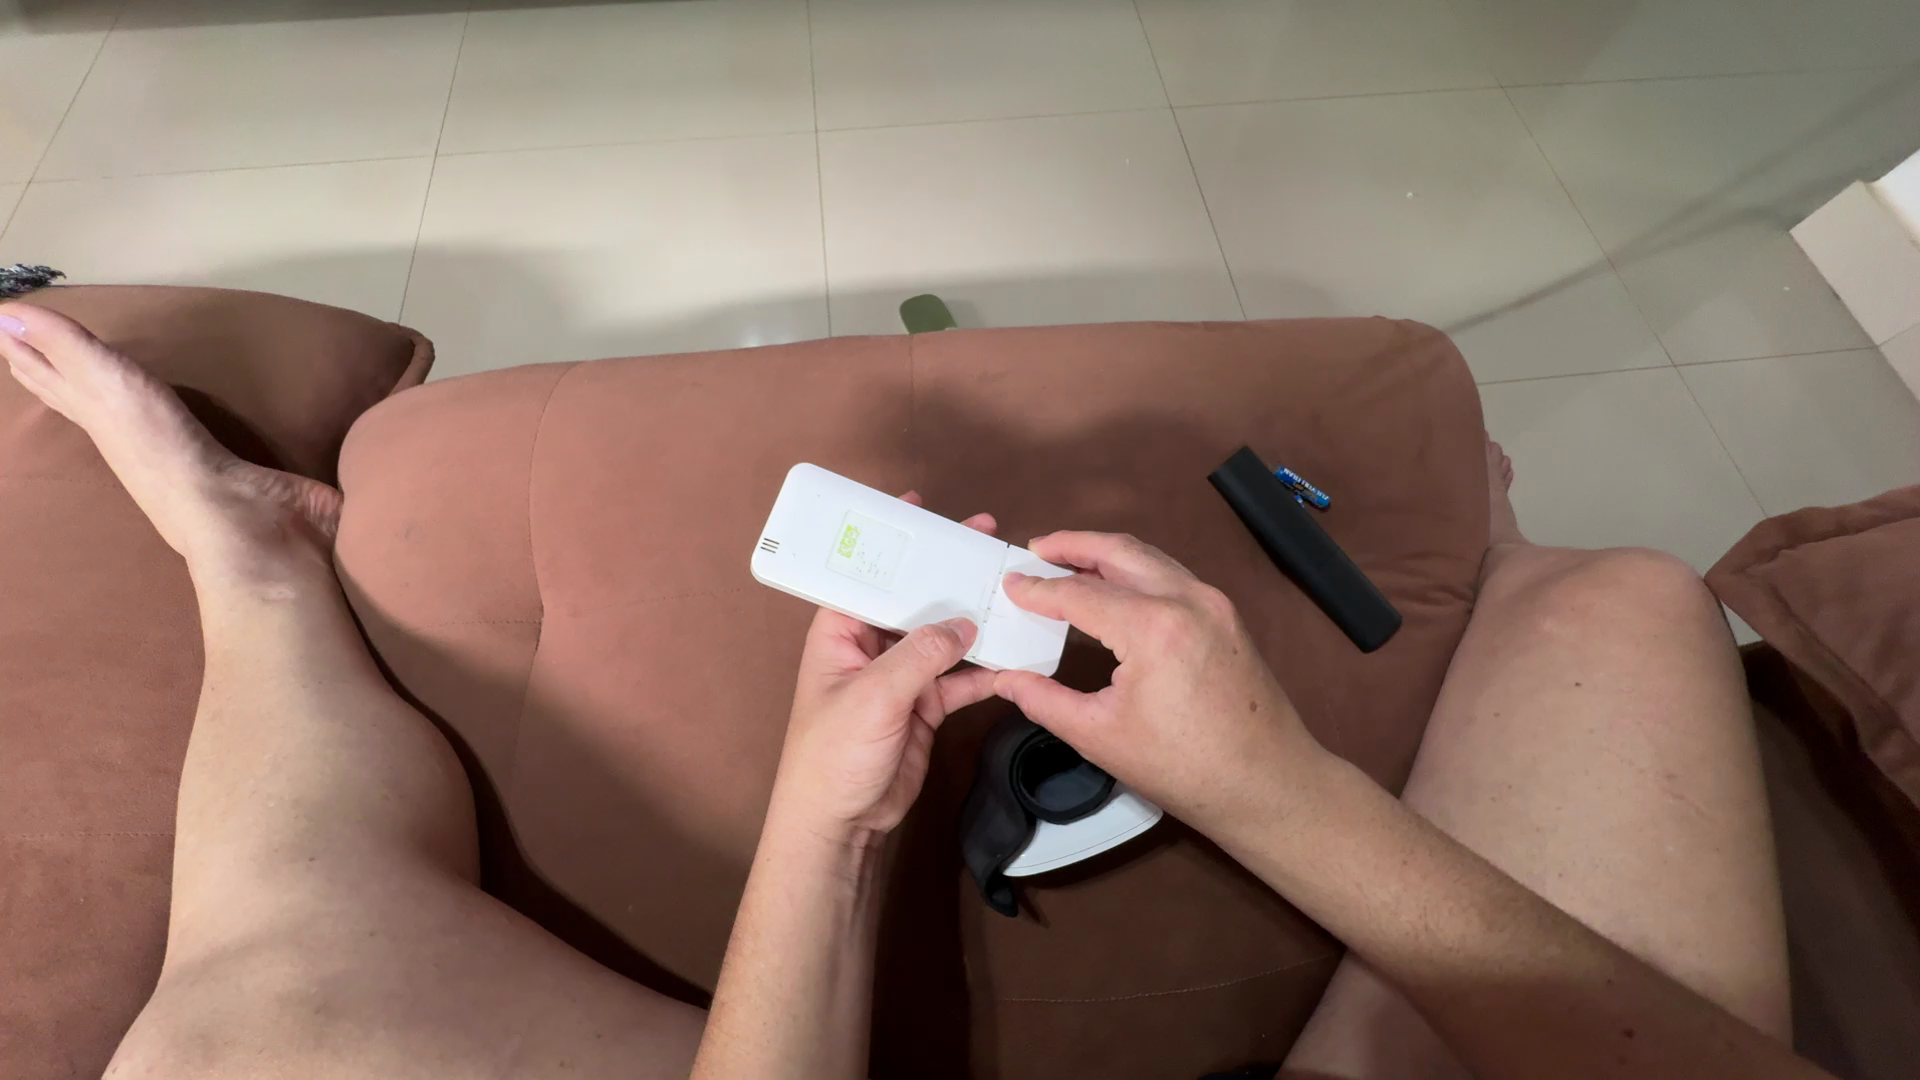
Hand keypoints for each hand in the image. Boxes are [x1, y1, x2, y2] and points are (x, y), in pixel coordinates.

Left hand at [769, 496, 998, 845]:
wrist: (841, 824)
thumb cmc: (833, 754)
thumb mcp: (873, 696)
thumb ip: (920, 655)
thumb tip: (965, 623)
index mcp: (841, 631)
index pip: (867, 574)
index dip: (894, 543)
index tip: (921, 508)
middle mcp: (871, 645)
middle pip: (914, 598)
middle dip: (946, 573)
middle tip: (984, 538)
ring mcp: (901, 675)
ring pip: (943, 635)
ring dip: (973, 618)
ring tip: (1009, 589)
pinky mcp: (925, 705)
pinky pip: (960, 677)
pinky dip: (985, 668)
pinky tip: (1014, 656)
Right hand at [992, 531, 1330, 839]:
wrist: (1270, 784)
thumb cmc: (1183, 767)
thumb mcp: (1099, 736)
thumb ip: (1044, 700)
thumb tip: (1003, 678)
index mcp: (1152, 627)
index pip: (1080, 593)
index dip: (1039, 589)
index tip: (1009, 583)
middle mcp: (1185, 598)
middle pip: (1118, 550)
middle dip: (1072, 543)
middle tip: (1035, 548)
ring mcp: (1212, 601)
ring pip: (1148, 557)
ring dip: (1104, 552)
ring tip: (1067, 558)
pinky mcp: (1225, 613)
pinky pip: (1170, 573)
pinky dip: (1134, 568)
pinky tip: (1113, 585)